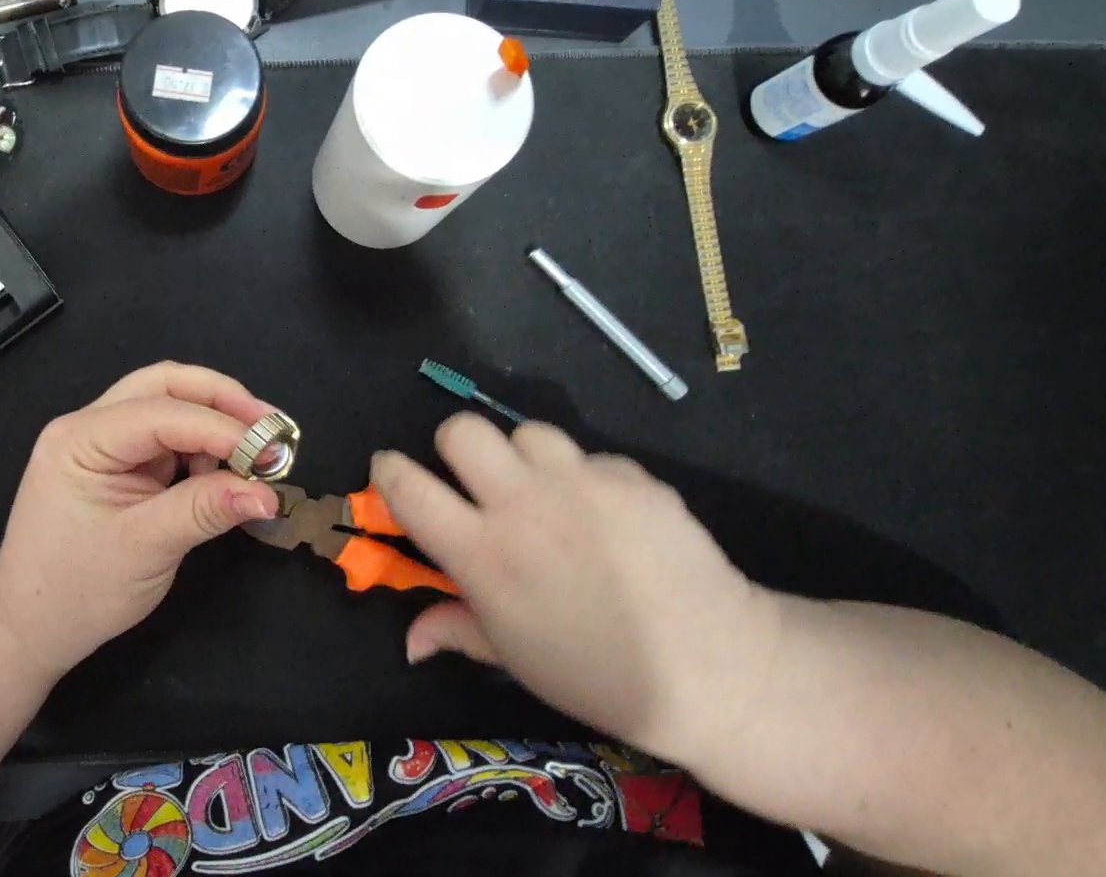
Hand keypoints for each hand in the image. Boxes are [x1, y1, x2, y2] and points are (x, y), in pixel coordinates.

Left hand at [0, 362, 281, 677]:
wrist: (31, 626)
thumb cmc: (79, 591)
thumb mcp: (146, 549)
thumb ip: (206, 511)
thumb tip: (269, 494)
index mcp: (80, 439)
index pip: (160, 413)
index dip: (219, 427)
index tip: (270, 452)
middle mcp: (88, 426)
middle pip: (163, 387)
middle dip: (220, 400)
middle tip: (271, 429)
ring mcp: (103, 442)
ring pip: (167, 404)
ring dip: (215, 419)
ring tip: (256, 453)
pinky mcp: (119, 463)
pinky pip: (167, 436)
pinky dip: (202, 444)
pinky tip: (228, 466)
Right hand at [372, 414, 781, 765]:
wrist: (717, 670)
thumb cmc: (598, 675)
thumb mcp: (514, 658)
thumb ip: (455, 629)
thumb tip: (409, 640)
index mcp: (483, 554)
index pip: (407, 487)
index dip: (388, 471)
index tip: (391, 475)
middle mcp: (523, 505)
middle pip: (461, 429)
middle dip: (454, 447)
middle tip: (474, 480)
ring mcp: (581, 483)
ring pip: (526, 430)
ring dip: (523, 457)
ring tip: (545, 492)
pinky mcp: (632, 476)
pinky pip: (590, 457)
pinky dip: (586, 478)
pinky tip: (607, 516)